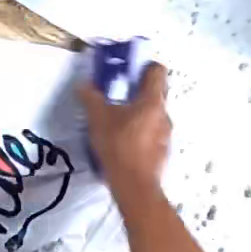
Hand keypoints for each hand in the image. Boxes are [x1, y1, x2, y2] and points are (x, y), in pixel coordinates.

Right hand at [77, 62, 172, 193]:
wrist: (134, 185)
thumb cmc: (118, 145)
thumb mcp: (98, 118)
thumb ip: (91, 98)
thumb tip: (83, 84)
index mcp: (152, 101)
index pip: (157, 71)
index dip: (144, 66)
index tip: (128, 70)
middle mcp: (164, 114)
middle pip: (156, 92)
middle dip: (137, 90)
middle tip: (117, 95)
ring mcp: (166, 134)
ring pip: (154, 114)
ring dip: (139, 112)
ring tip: (117, 120)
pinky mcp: (163, 151)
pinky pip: (152, 132)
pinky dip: (140, 131)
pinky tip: (123, 141)